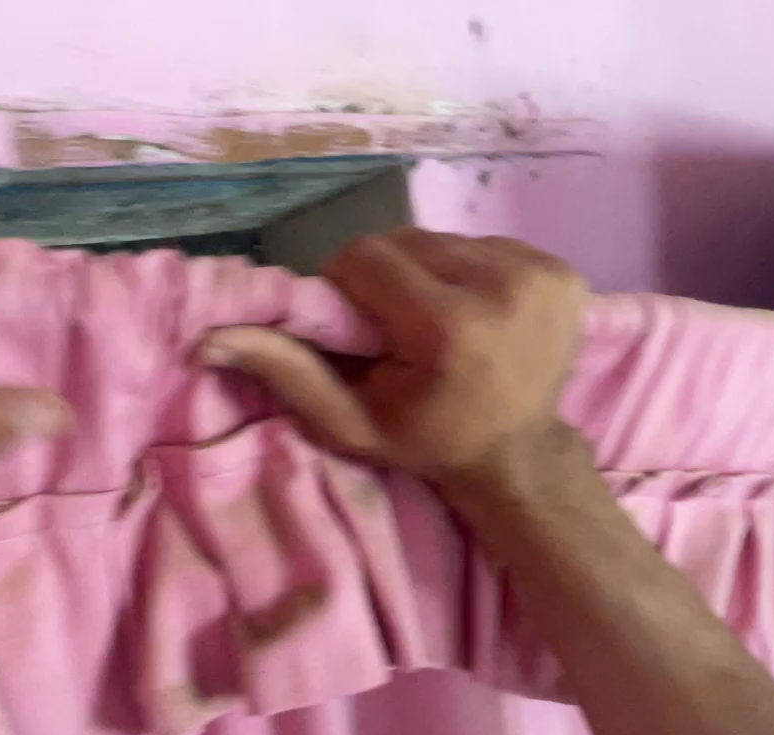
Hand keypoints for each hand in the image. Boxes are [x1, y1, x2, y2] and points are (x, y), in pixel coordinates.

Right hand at [199, 227, 588, 496]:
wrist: (516, 455)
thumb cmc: (425, 443)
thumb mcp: (351, 422)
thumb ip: (288, 374)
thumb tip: (209, 340)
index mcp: (449, 329)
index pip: (366, 258)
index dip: (349, 287)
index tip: (357, 326)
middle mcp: (504, 287)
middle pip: (409, 243)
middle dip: (389, 279)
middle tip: (395, 327)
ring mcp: (542, 275)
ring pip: (448, 240)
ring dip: (429, 273)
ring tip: (435, 321)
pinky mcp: (565, 271)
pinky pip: (487, 246)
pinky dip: (469, 273)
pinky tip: (474, 314)